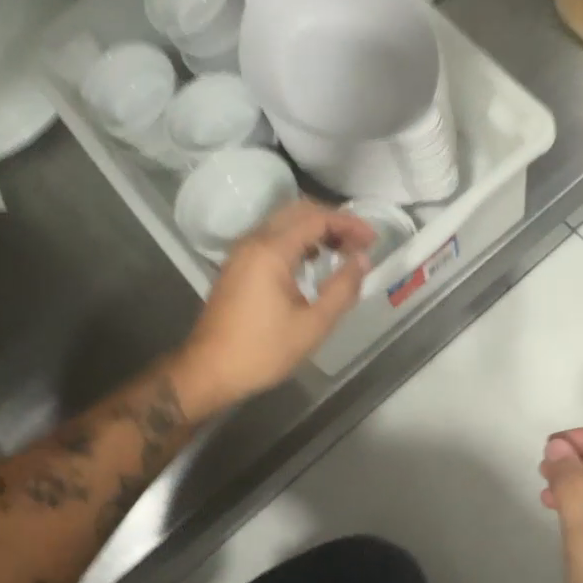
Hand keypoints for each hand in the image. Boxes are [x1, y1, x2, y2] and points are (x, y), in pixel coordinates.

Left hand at [176, 199, 376, 411]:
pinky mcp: (236, 267)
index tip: (373, 239)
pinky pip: (271, 240)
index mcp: (271, 250)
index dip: (348, 224)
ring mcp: (241, 253)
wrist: (209, 370)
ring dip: (314, 230)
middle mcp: (253, 242)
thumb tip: (362, 260)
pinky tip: (312, 264)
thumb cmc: (263, 350)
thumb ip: (342, 289)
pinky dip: (296, 241)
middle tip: (359, 242)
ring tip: (341, 251)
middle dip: (332, 222)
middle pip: (298, 212)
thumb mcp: (313, 325)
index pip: (316, 219)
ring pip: (283, 224)